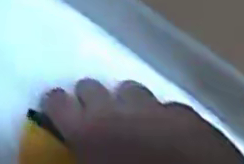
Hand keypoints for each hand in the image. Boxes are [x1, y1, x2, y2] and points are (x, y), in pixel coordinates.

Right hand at [43, 80, 243, 163]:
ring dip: (127, 107)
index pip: (56, 101)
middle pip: (90, 87)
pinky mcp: (187, 116)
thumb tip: (57, 162)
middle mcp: (114, 110)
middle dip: (91, 104)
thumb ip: (78, 163)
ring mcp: (153, 108)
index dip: (56, 110)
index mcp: (87, 132)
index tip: (57, 121)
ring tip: (135, 132)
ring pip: (130, 91)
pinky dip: (162, 121)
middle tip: (98, 130)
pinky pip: (165, 108)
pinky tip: (170, 142)